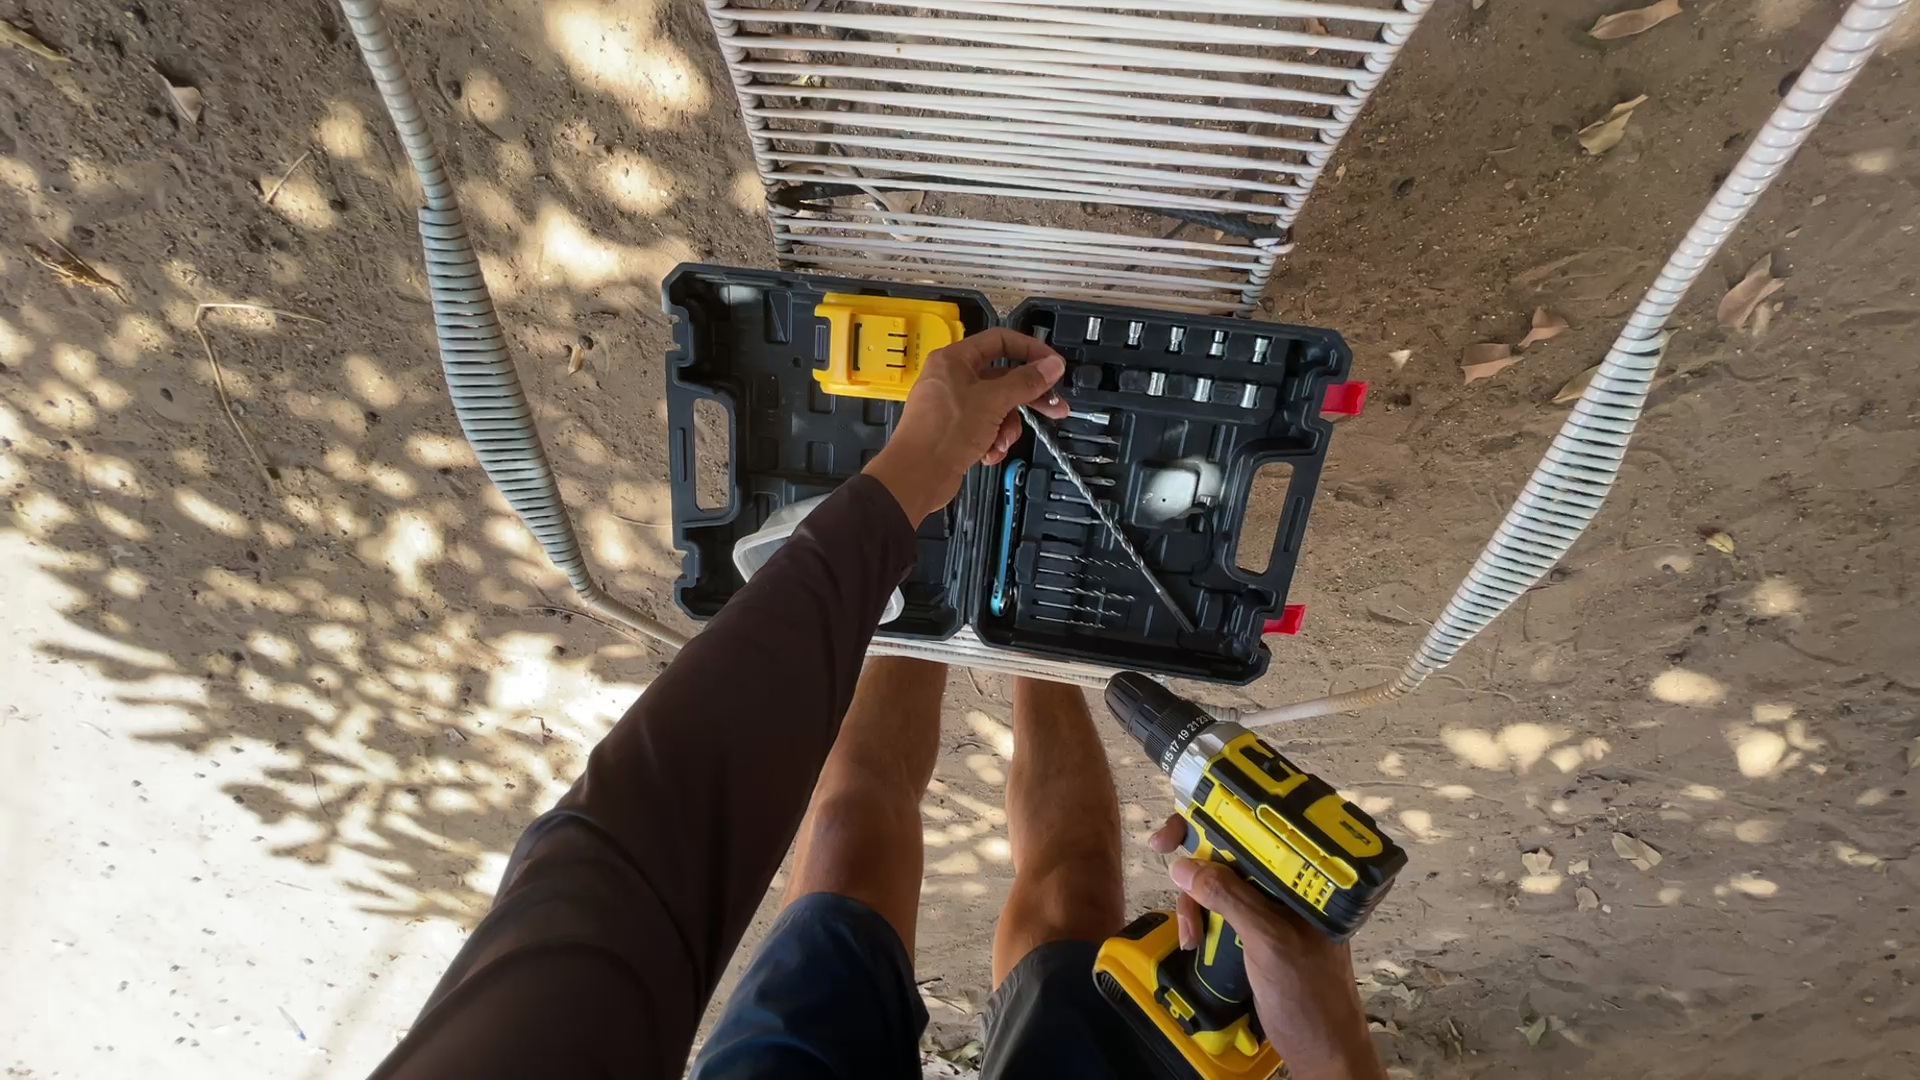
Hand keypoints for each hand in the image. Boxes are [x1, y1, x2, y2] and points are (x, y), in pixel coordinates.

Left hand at [862, 328, 1067, 524]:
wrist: (916, 476)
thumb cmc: (948, 431)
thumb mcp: (993, 402)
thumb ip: (1026, 382)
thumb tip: (1054, 364)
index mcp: (955, 360)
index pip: (1000, 341)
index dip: (1030, 350)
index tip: (1054, 366)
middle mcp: (952, 379)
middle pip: (1003, 379)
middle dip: (1028, 398)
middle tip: (1057, 409)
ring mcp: (953, 407)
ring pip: (997, 409)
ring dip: (1006, 429)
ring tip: (1000, 443)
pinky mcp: (954, 433)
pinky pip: (985, 430)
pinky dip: (991, 442)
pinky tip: (988, 455)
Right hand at [1149, 816, 1385, 1079]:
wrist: (1323, 1059)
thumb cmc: (1309, 998)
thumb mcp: (1268, 942)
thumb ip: (1228, 899)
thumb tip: (1183, 866)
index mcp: (1301, 878)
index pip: (1255, 831)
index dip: (1213, 819)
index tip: (1176, 829)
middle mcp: (1284, 886)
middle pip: (1229, 851)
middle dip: (1195, 859)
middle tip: (1160, 850)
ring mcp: (1269, 910)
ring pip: (1217, 882)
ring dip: (1194, 902)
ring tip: (1193, 937)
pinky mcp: (1254, 932)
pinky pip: (1217, 910)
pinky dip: (1200, 920)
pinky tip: (1195, 943)